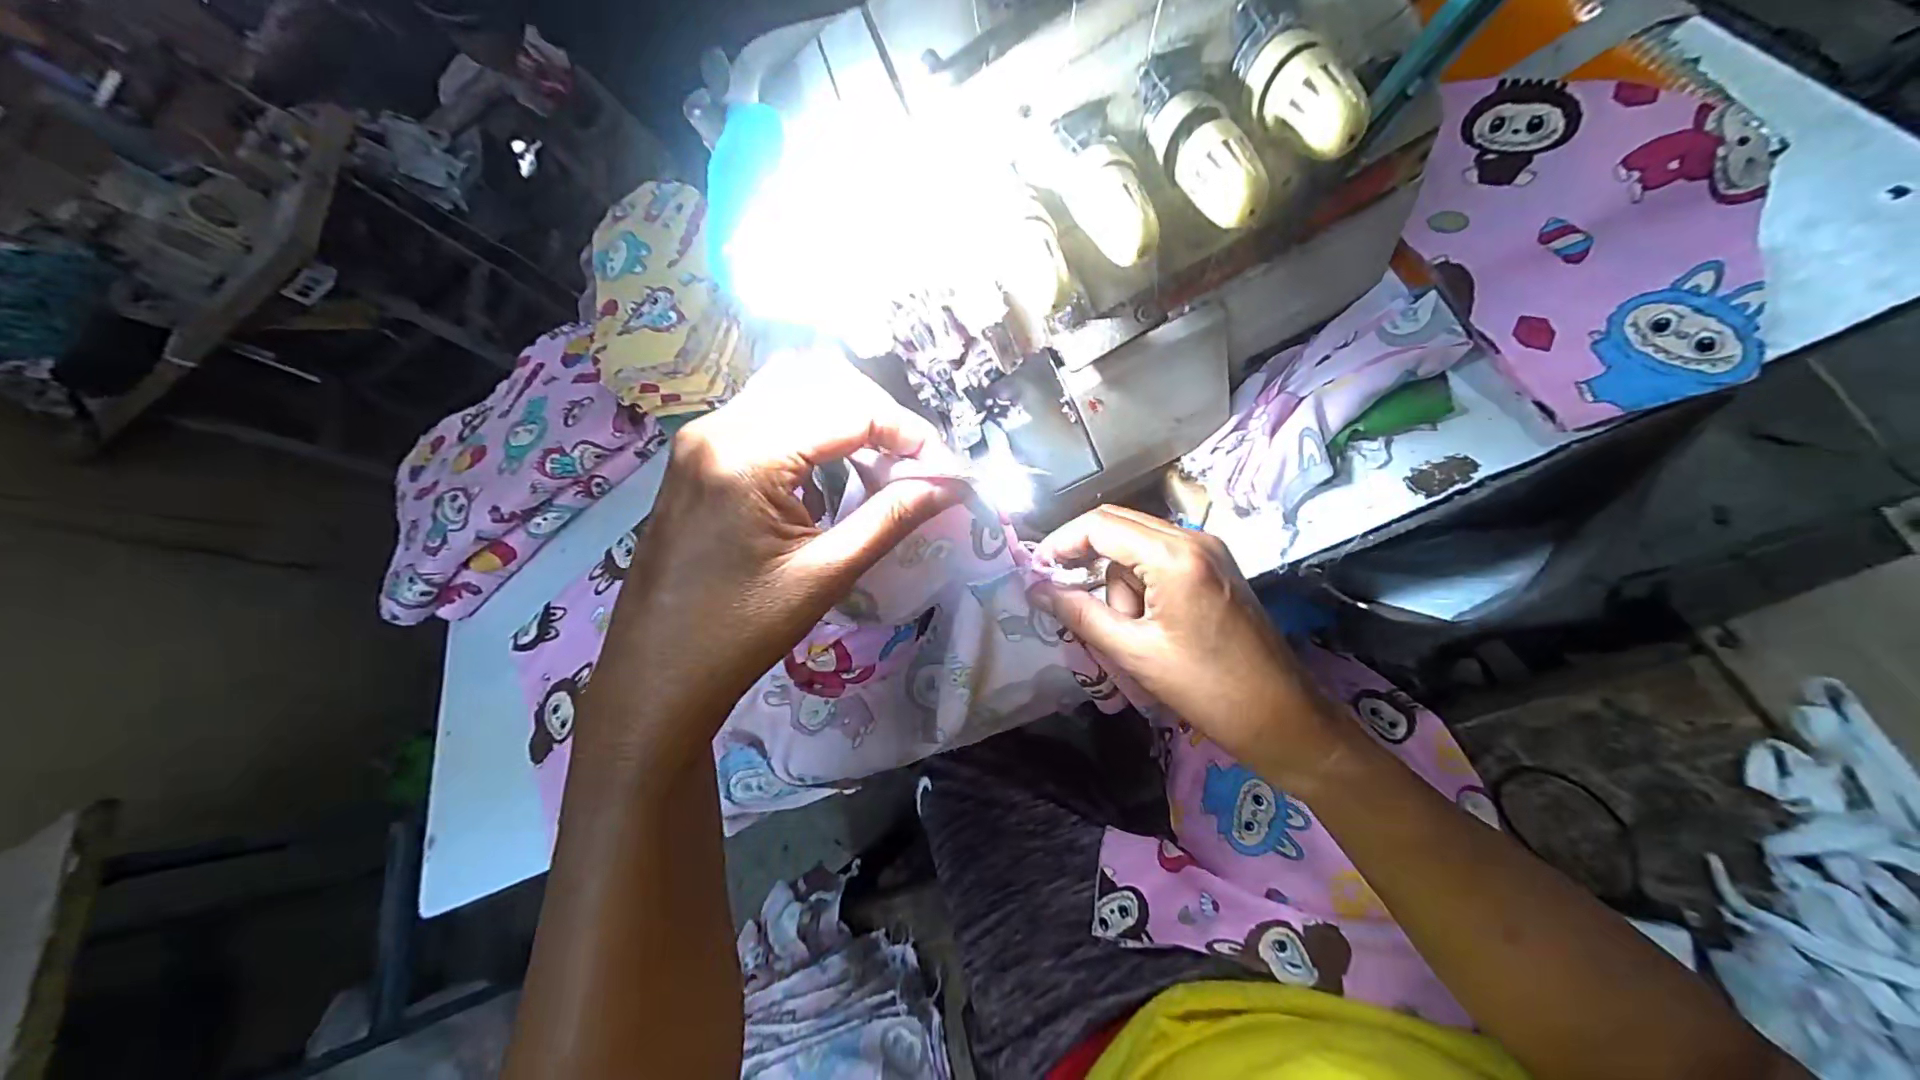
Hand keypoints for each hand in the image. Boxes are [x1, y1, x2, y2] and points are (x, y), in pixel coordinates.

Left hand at [590, 355, 963, 763]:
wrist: (656, 675)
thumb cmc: (739, 633)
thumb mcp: (825, 575)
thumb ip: (891, 519)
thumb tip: (950, 484)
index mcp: (745, 454)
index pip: (847, 410)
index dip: (907, 431)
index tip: (944, 468)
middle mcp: (716, 428)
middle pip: (818, 384)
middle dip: (878, 417)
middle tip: (915, 464)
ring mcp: (699, 439)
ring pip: (790, 393)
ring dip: (843, 419)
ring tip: (881, 464)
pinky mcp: (696, 457)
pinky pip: (765, 417)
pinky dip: (810, 432)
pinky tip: (832, 472)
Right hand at [1028, 505, 1341, 785]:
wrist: (1282, 716)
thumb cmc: (1206, 689)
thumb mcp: (1134, 652)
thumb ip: (1079, 614)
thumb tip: (1036, 589)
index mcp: (1174, 557)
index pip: (1100, 525)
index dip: (1061, 543)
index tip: (1036, 572)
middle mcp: (1194, 539)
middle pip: (1117, 525)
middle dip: (1087, 560)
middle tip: (1067, 599)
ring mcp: (1209, 550)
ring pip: (1136, 545)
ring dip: (1119, 581)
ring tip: (1131, 632)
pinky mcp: (1215, 567)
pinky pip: (1159, 559)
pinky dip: (1140, 583)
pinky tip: (1146, 622)